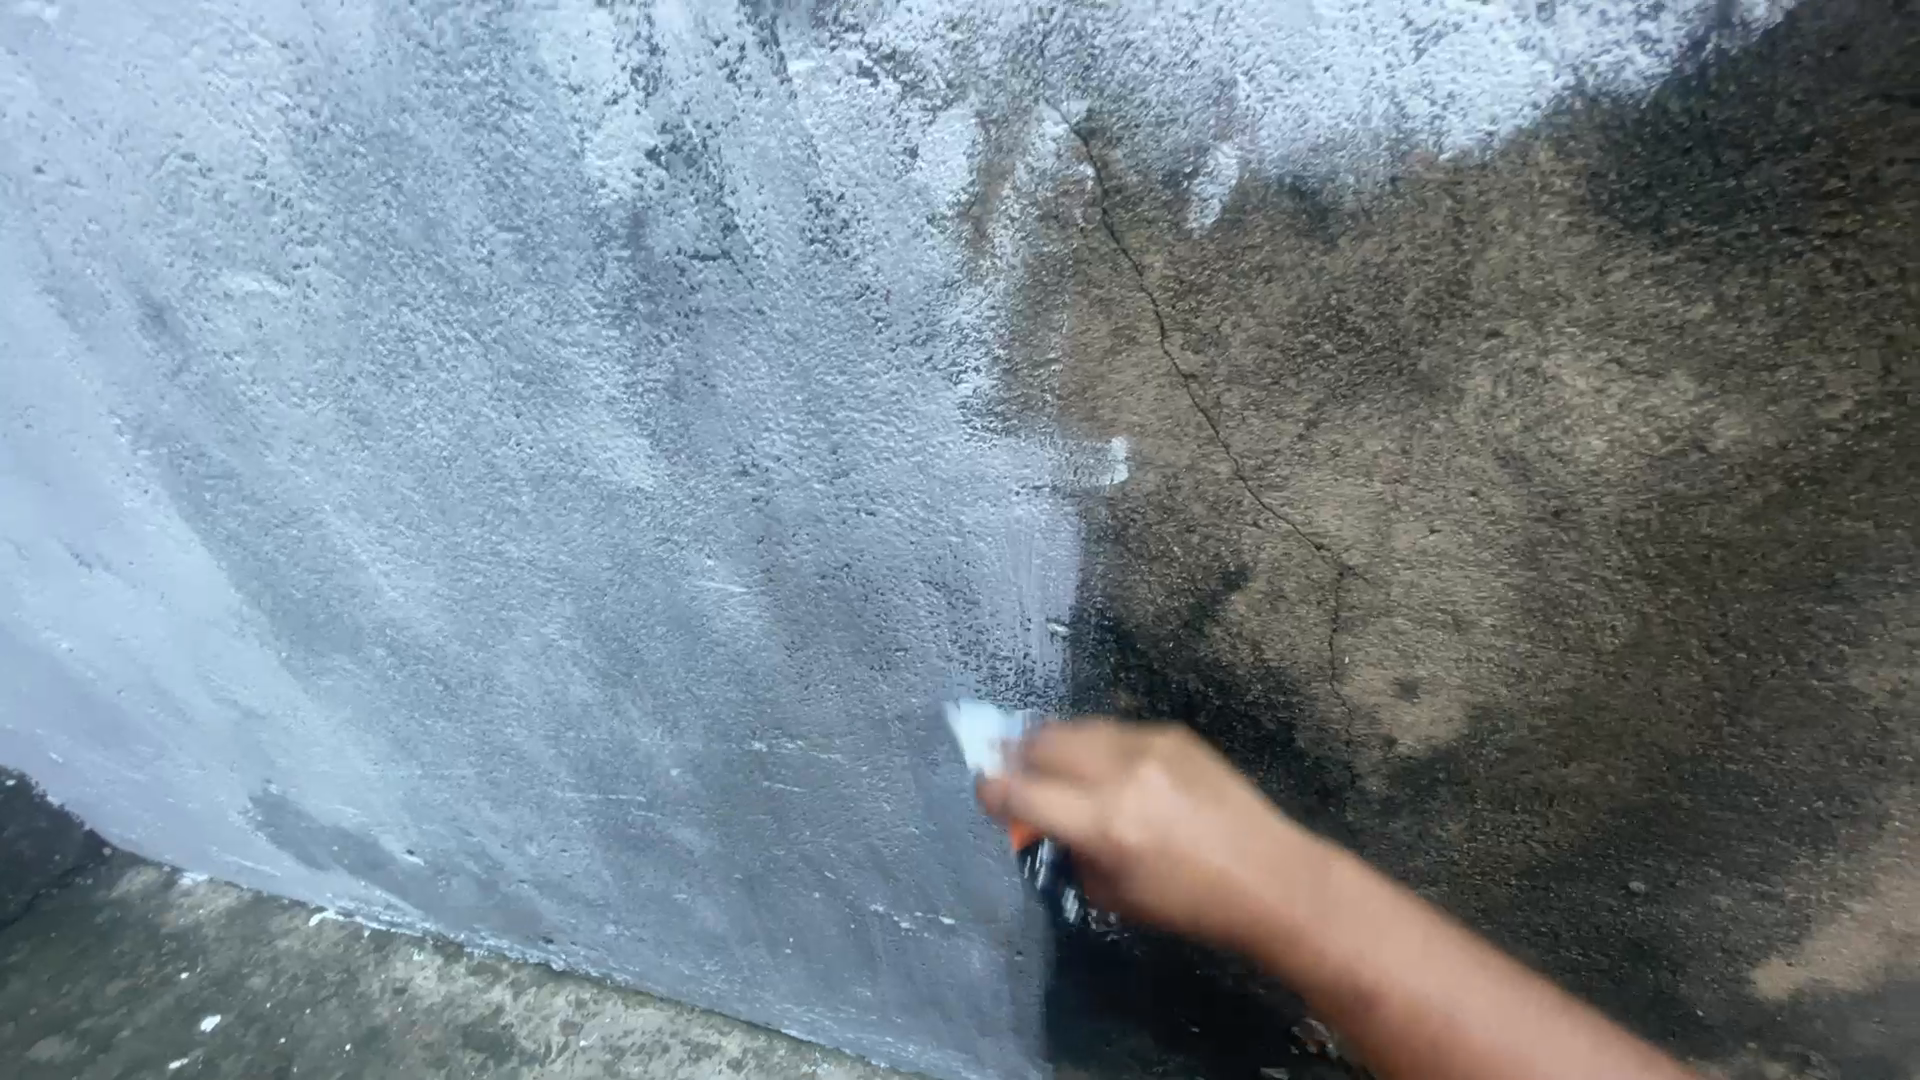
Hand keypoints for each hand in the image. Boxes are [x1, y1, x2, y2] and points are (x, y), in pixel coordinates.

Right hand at [975, 717, 1322, 950]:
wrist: (1268, 875)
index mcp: (1104, 824)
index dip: (990, 789)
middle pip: (1040, 742)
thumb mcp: (1113, 895)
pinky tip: (1110, 768)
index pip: (1021, 792)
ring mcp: (1147, 744)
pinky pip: (1112, 729)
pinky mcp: (1169, 731)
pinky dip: (1096, 746)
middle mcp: (1119, 773)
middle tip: (1013, 770)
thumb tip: (1040, 818)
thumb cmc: (1188, 902)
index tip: (983, 788)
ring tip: (1055, 764)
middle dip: (1016, 756)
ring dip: (1053, 745)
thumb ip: (1068, 849)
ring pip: (1074, 727)